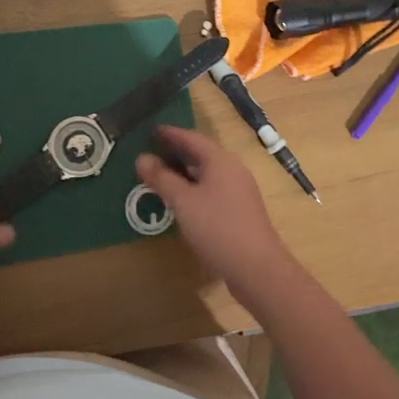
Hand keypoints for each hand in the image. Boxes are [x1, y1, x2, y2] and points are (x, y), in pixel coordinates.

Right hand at [136, 125, 294, 292]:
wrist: (257, 268)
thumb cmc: (217, 228)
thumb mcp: (183, 202)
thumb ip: (162, 178)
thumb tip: (141, 158)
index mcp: (220, 160)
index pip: (192, 138)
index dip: (170, 133)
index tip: (150, 130)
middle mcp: (233, 169)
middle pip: (201, 154)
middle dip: (176, 152)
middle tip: (151, 152)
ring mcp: (239, 191)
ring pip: (207, 174)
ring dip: (184, 172)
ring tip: (161, 176)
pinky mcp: (240, 211)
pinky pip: (212, 190)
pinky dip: (194, 189)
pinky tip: (181, 202)